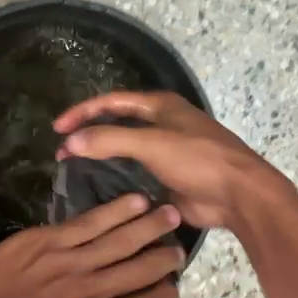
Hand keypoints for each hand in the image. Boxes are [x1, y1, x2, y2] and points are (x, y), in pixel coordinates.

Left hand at [0, 195, 183, 297]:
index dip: (167, 293)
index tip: (172, 283)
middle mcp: (89, 294)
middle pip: (142, 270)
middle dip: (167, 257)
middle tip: (179, 246)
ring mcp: (70, 264)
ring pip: (122, 241)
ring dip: (151, 226)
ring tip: (170, 216)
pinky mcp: (49, 240)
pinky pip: (92, 222)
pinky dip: (118, 211)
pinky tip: (137, 202)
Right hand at [54, 91, 294, 231]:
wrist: (240, 196)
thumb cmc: (199, 160)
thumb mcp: (151, 144)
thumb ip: (109, 140)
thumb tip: (69, 141)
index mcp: (160, 106)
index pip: (111, 101)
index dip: (82, 111)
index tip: (57, 127)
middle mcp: (162, 124)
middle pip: (116, 123)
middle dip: (88, 133)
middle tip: (61, 151)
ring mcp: (166, 151)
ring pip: (124, 149)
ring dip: (100, 155)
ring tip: (73, 168)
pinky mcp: (168, 177)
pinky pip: (134, 172)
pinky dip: (115, 176)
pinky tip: (97, 188)